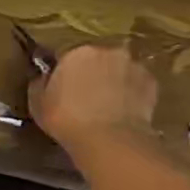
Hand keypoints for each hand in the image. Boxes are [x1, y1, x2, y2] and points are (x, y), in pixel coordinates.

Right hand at [30, 44, 159, 151]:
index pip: (64, 55)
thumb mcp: (37, 101)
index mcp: (78, 52)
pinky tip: (119, 109)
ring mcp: (135, 66)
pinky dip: (128, 91)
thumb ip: (40, 83)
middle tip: (79, 93)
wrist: (109, 138)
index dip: (59, 70)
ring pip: (117, 69)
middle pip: (95, 58)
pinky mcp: (152, 83)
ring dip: (110, 79)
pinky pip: (134, 83)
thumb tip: (44, 76)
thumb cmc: (65, 117)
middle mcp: (109, 51)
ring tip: (102, 102)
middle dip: (88, 71)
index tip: (55, 83)